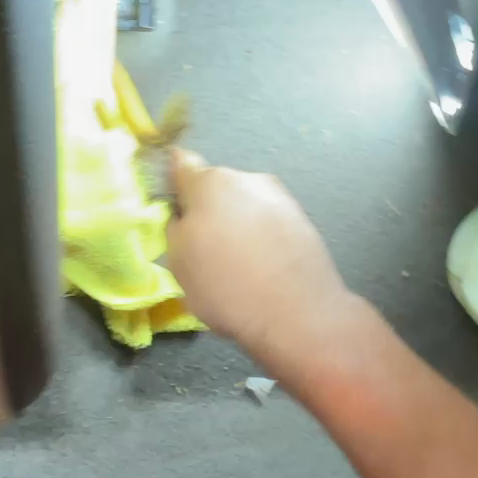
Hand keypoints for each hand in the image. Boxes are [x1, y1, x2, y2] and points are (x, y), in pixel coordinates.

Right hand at [166, 149, 362, 365]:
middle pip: (216, 188)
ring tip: (240, 265)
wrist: (296, 314)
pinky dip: (262, 237)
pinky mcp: (302, 219)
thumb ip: (175, 227)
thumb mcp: (178, 263)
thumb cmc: (225, 287)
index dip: (174, 184)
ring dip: (238, 224)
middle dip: (209, 210)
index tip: (175, 209)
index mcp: (209, 182)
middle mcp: (247, 179)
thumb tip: (182, 214)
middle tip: (206, 250)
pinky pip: (269, 222)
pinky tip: (263, 268)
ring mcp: (279, 197)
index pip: (181, 163)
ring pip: (245, 205)